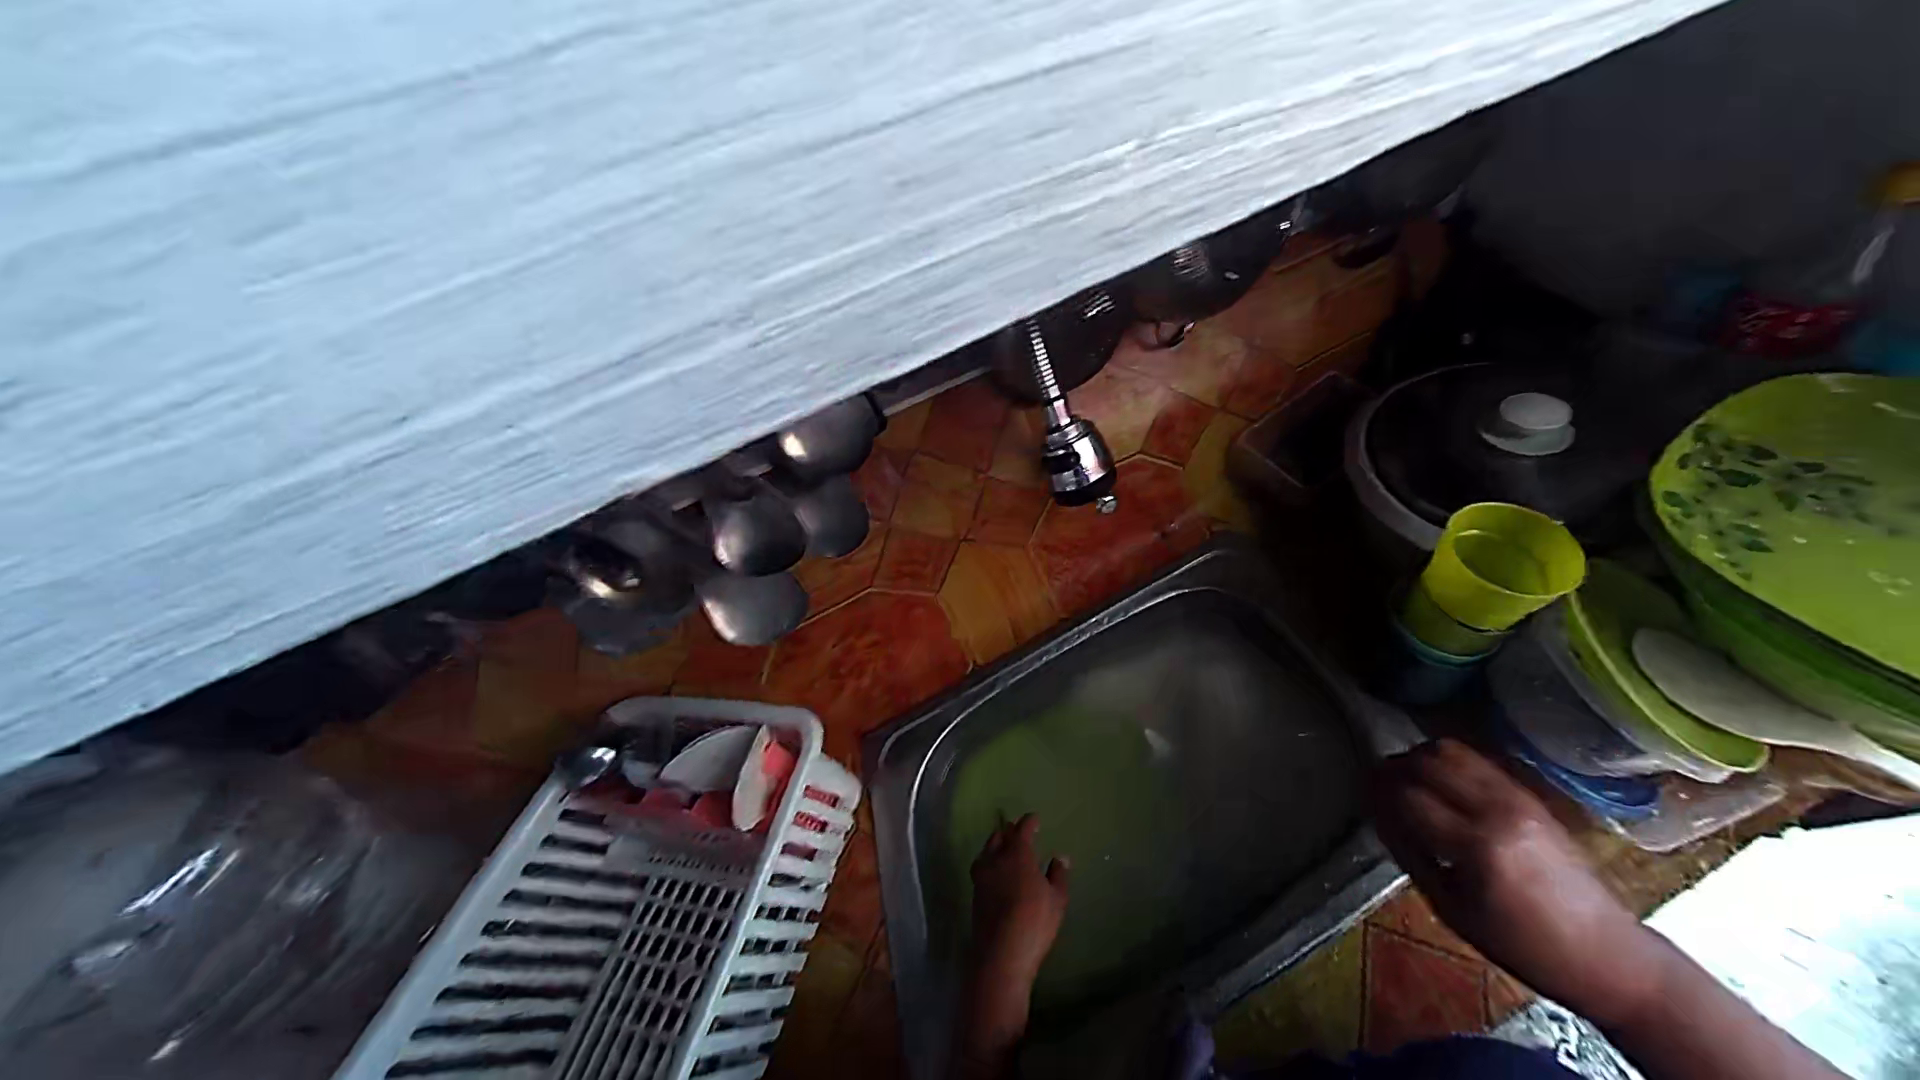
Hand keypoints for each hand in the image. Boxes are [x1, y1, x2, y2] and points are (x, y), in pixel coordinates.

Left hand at [955, 814, 1069, 1079]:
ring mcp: (982, 876)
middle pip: (1000, 836)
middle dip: (1010, 830)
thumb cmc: (1034, 922)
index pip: (1022, 830)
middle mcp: (996, 859)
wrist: (1001, 953)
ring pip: (987, 850)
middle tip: (1019, 830)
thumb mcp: (1057, 899)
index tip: (1034, 819)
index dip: (1029, 822)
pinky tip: (995, 871)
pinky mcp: (975, 893)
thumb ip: (1058, 875)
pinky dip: (989, 861)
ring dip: (996, 844)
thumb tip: (1060, 857)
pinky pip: (982, 866)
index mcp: (1017, 854)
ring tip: (1004, 846)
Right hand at [1369, 739, 1665, 1027]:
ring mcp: (1518, 798)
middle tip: (1375, 783)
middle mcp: (1498, 812)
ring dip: (1417, 757)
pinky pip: (1475, 759)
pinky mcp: (1530, 795)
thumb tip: (1376, 812)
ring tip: (1405, 779)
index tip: (1359, 793)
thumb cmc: (1522, 945)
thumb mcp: (1450, 908)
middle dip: (1391, 767)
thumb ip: (1409, 853)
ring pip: (1449, 750)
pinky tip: (1437, 782)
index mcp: (1477, 847)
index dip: (1375, 790)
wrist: (1609, 955)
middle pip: (1424, 761)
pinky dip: (1445, 760)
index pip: (1405, 795)